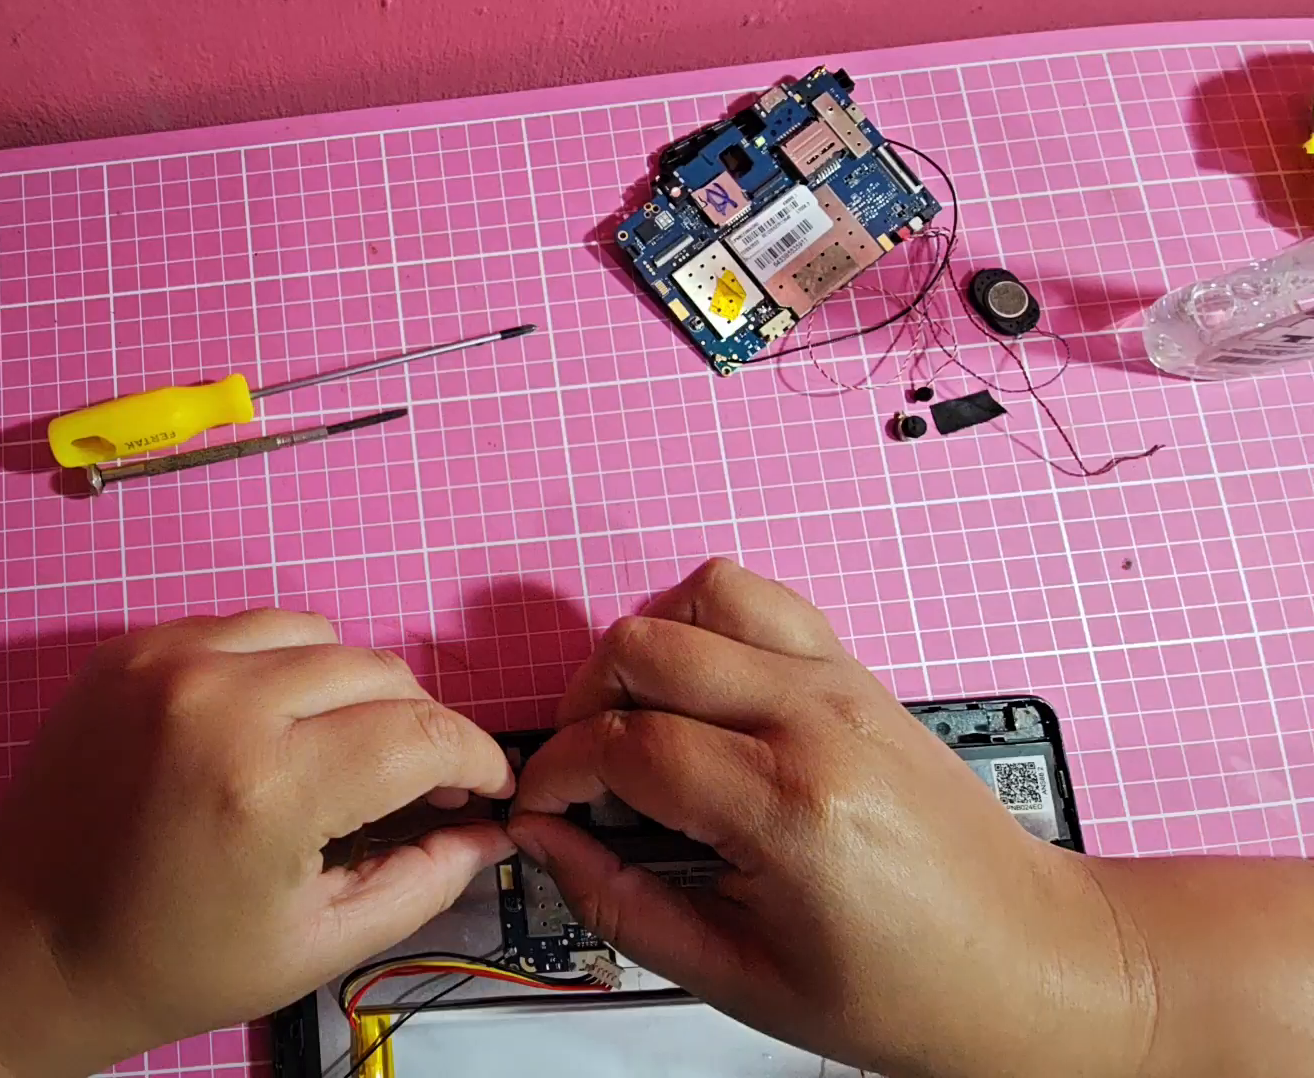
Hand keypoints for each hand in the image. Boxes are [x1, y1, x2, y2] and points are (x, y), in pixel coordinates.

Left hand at [0, 611, 515, 1073]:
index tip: (485, 783)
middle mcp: (221, 696)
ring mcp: (169, 656)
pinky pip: (248, 627)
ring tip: (333, 744)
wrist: (16, 947)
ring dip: (349, 686)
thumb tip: (487, 828)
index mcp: (268, 785)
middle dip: (417, 723)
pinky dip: (281, 665)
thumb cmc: (169, 963)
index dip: (473, 756)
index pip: (419, 734)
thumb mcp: (313, 946)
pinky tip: (264, 718)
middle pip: (377, 670)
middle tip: (411, 776)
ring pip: (319, 634)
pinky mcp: (134, 644)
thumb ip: (421, 879)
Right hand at [508, 559, 1148, 1077]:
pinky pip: (749, 594)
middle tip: (585, 769)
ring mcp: (835, 679)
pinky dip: (695, 619)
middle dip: (581, 709)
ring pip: (690, 600)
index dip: (558, 773)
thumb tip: (545, 840)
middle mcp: (812, 718)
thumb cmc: (911, 990)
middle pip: (640, 653)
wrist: (1042, 965)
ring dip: (636, 653)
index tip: (543, 803)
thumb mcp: (739, 978)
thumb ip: (617, 902)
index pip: (625, 746)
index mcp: (788, 805)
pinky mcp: (847, 665)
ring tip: (635, 715)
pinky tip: (692, 680)